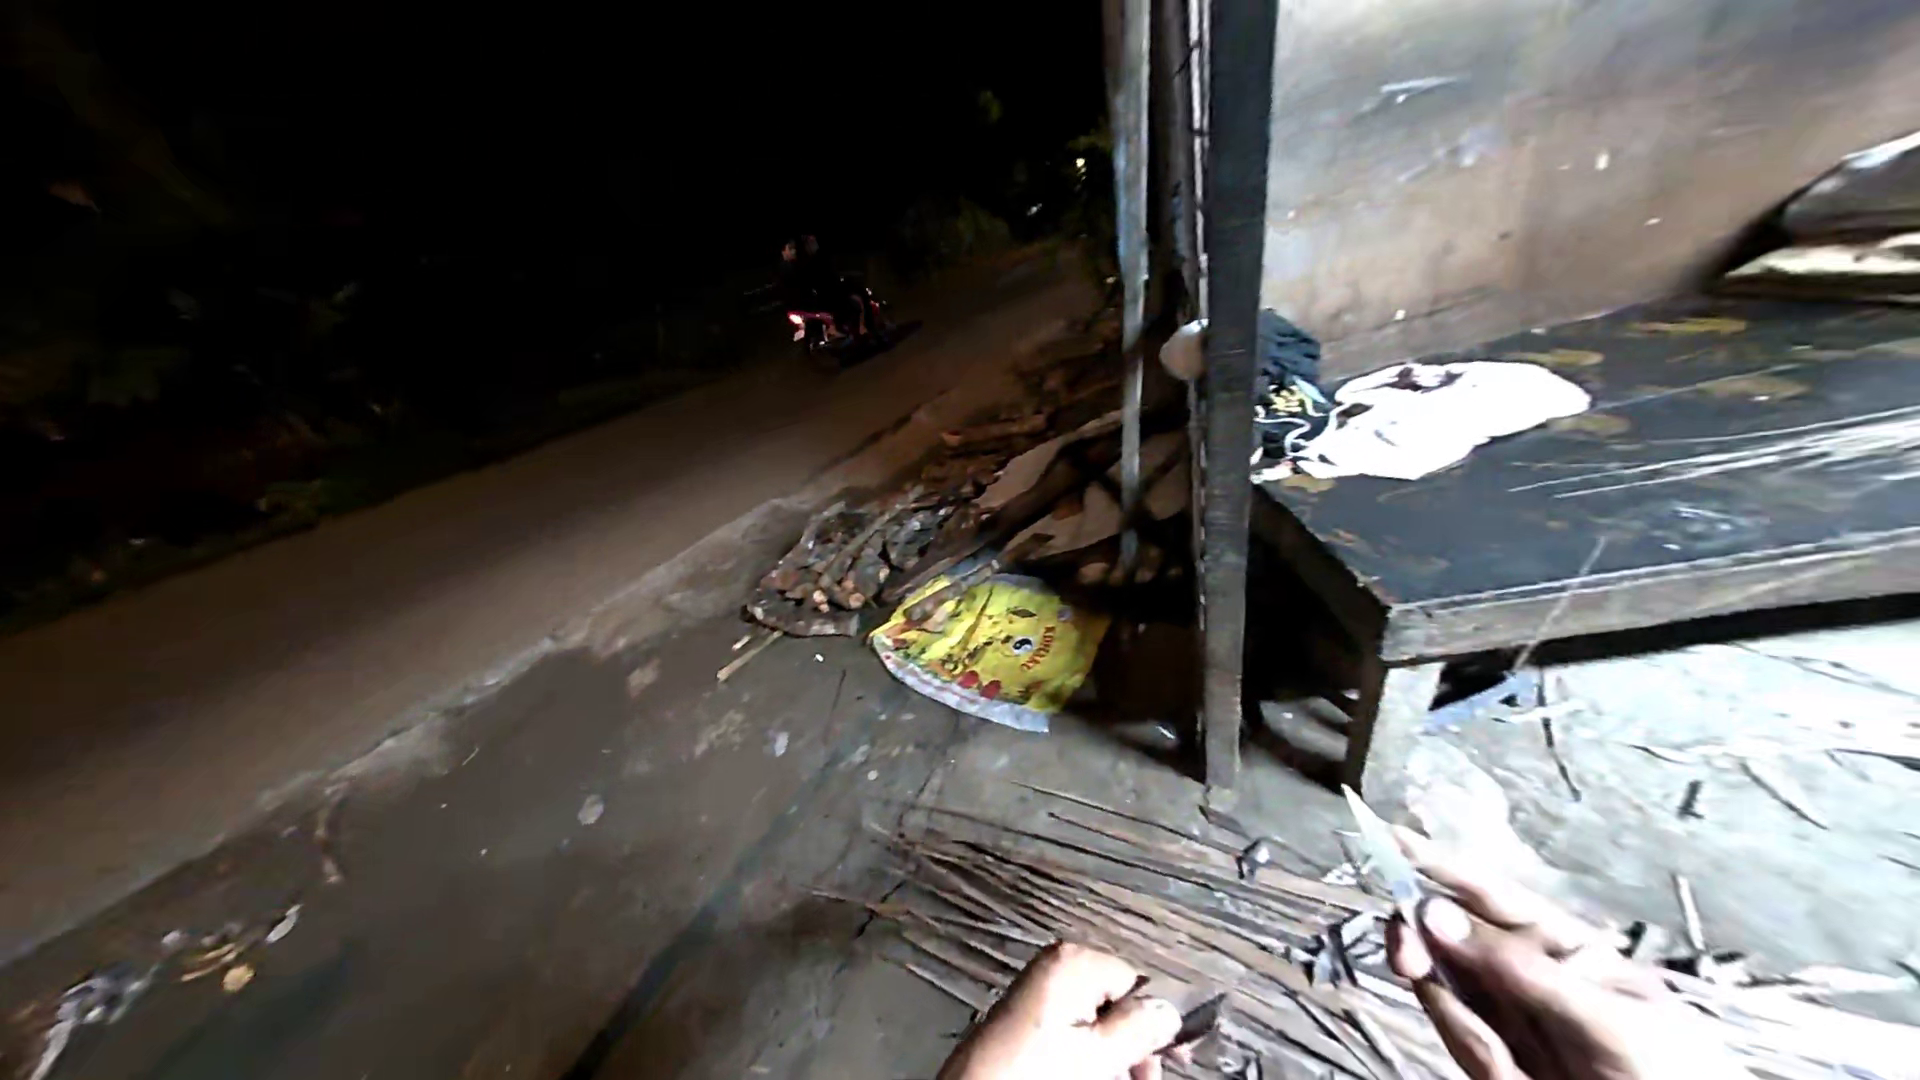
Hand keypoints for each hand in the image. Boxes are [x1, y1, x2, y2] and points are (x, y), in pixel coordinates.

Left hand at [937, 942, 1182, 1079]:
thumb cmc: (1035, 1073)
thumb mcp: (1097, 1055)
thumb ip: (1138, 1028)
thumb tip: (1169, 1010)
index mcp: (1071, 959)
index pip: (1133, 978)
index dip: (1153, 1019)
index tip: (1171, 1056)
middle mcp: (1054, 966)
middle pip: (1115, 999)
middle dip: (1133, 1040)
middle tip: (1140, 1076)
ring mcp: (1041, 992)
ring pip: (1096, 1020)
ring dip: (1113, 1052)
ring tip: (1112, 1077)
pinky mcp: (1029, 1019)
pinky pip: (1073, 1030)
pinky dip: (1087, 1054)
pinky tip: (1086, 1074)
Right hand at [1387, 827, 1741, 1079]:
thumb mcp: (1610, 1022)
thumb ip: (1519, 967)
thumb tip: (1430, 911)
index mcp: (1552, 942)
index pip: (1483, 889)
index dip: (1433, 860)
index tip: (1386, 835)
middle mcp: (1513, 965)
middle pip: (1437, 929)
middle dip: (1418, 944)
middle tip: (1407, 964)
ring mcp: (1497, 1008)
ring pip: (1435, 982)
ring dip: (1459, 1022)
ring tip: (1508, 1068)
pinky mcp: (1487, 1047)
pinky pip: (1451, 1030)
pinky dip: (1471, 1052)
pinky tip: (1511, 1076)